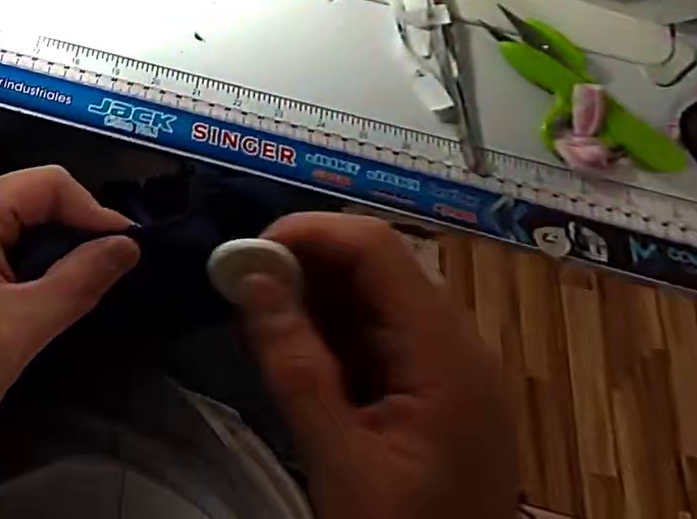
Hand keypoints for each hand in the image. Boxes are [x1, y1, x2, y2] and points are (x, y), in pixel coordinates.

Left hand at [0, 165, 140, 475]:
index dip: (92, 210)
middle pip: (40, 194)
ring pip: (30, 217)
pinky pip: (15, 239)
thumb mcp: (18, 329)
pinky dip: (43, 257)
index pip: (49, 183)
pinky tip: (62, 284)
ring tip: (97, 276)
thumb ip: (78, 282)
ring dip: (64, 243)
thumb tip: (129, 246)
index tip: (129, 248)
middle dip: (80, 225)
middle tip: (117, 265)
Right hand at [238, 213, 515, 518]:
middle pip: (372, 261)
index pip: (377, 248)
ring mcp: (441, 362)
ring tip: (256, 315)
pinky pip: (366, 324)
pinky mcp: (423, 381)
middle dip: (301, 261)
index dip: (310, 232)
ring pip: (364, 288)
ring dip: (306, 290)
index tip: (250, 253)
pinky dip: (320, 323)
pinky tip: (287, 343)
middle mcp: (453, 344)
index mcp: (448, 358)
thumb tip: (249, 277)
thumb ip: (294, 366)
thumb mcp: (341, 464)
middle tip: (243, 285)